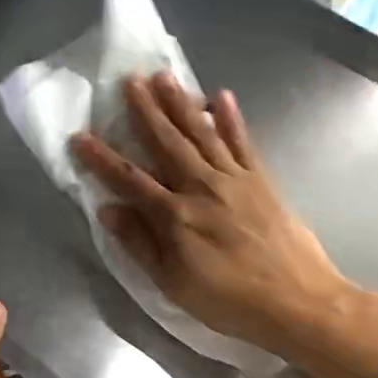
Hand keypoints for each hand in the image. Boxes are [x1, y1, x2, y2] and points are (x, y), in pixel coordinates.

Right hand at [69, 72, 352, 354]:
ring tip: (166, 76)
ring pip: (201, 134)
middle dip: (146, 111)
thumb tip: (108, 210)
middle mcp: (202, 188)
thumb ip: (140, 244)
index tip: (80, 136)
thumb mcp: (173, 284)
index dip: (102, 158)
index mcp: (175, 216)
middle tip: (129, 79)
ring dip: (181, 104)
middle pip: (167, 143)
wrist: (297, 301)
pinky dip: (231, 119)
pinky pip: (243, 143)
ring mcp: (234, 180)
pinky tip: (222, 96)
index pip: (129, 180)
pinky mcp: (262, 181)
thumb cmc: (229, 301)